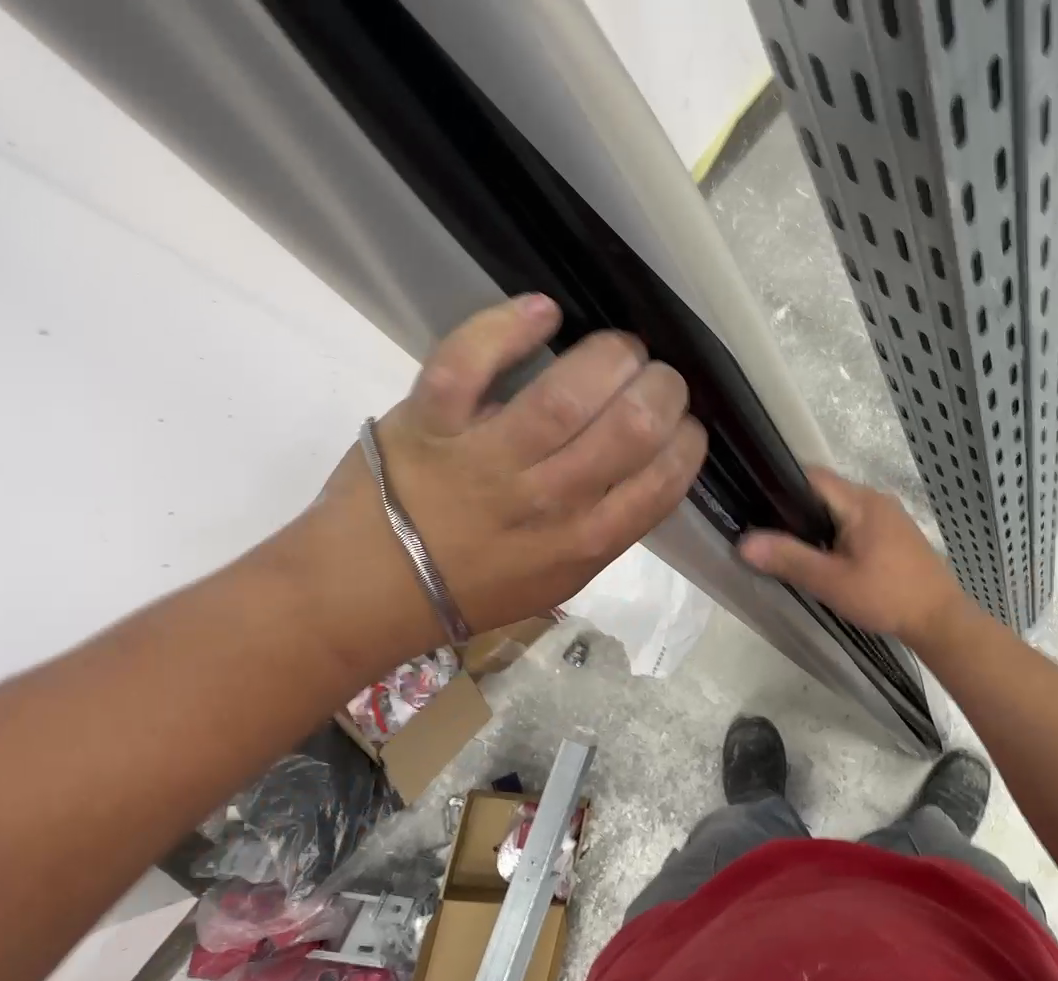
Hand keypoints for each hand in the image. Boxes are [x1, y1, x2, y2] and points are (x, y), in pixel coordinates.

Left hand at [269, 295, 706, 676]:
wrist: (369, 592)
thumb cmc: (479, 584)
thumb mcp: (565, 574)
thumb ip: (611, 523)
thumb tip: (653, 461)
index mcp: (587, 540)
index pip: (664, 477)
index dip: (687, 438)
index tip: (682, 423)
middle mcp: (548, 500)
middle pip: (631, 427)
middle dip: (663, 388)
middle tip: (656, 378)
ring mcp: (487, 460)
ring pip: (566, 395)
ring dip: (611, 356)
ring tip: (620, 348)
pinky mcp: (429, 422)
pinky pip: (470, 364)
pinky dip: (507, 328)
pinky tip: (545, 311)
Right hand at [738, 468, 970, 645]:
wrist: (939, 619)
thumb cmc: (886, 596)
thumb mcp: (831, 581)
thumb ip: (789, 559)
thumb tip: (744, 541)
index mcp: (861, 501)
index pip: (810, 477)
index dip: (779, 486)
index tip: (754, 504)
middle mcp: (876, 499)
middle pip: (824, 493)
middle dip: (795, 510)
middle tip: (766, 533)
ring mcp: (889, 516)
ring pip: (840, 510)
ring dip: (817, 526)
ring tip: (789, 548)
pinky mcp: (895, 535)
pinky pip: (856, 524)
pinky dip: (836, 535)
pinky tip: (825, 559)